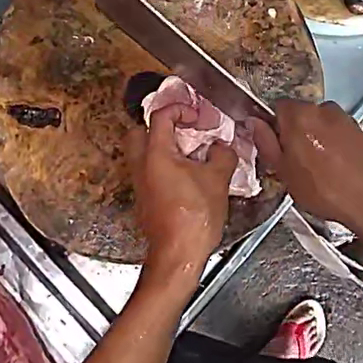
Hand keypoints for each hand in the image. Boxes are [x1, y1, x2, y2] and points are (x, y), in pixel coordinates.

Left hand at [125, 103, 237, 277]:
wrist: (179, 253)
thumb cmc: (195, 216)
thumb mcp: (218, 178)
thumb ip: (222, 154)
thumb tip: (221, 147)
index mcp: (156, 154)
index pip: (160, 116)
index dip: (181, 109)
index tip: (198, 117)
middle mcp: (142, 166)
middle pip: (140, 131)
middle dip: (162, 125)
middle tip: (186, 128)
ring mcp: (141, 183)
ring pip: (144, 152)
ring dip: (165, 145)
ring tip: (193, 151)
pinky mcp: (146, 197)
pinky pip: (151, 170)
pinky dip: (166, 163)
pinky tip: (191, 172)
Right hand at [255, 100, 362, 228]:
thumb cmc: (325, 189)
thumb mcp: (284, 171)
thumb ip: (266, 143)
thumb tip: (254, 124)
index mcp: (299, 115)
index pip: (278, 107)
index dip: (274, 126)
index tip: (276, 144)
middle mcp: (322, 109)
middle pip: (300, 114)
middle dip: (296, 132)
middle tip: (295, 161)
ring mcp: (343, 117)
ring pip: (320, 123)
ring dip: (316, 137)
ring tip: (319, 167)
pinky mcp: (358, 128)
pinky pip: (337, 130)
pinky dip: (334, 143)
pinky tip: (336, 166)